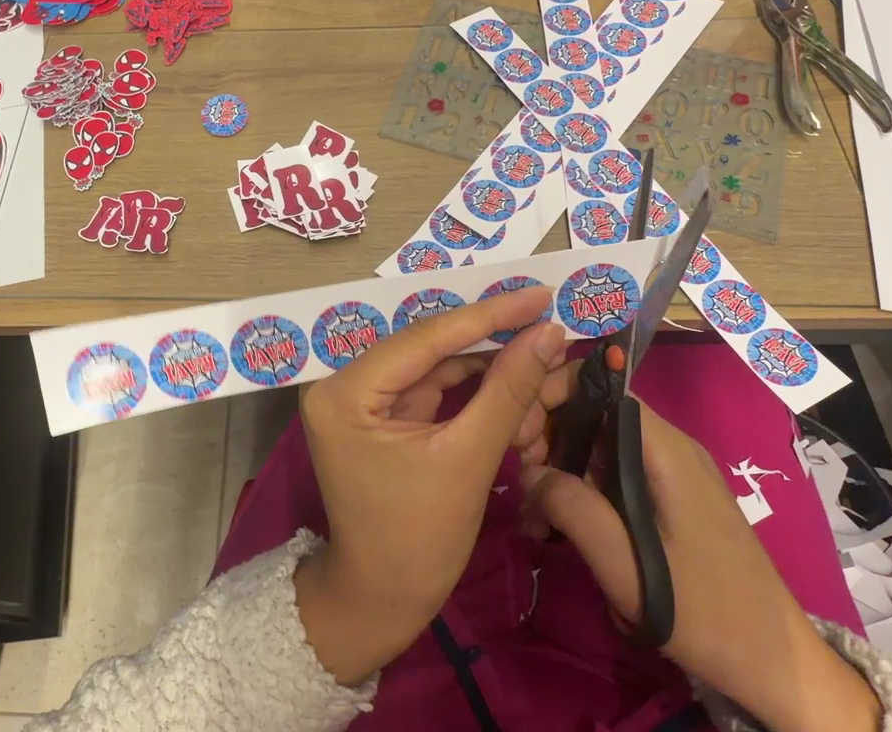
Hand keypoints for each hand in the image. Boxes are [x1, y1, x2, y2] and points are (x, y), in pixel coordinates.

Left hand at [293, 288, 568, 685]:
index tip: (539, 293)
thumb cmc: (418, 539)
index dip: (488, 314)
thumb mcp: (468, 459)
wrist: (383, 599)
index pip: (425, 338)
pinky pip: (429, 386)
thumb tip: (549, 332)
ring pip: (432, 363)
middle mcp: (342, 384)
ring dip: (485, 363)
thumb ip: (508, 389)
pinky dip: (470, 385)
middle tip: (544, 311)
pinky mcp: (378, 413)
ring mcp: (359, 398)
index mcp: (345, 391)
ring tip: (538, 347)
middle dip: (489, 335)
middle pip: (427, 345)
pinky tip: (510, 375)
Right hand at [516, 367, 880, 731]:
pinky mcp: (669, 500)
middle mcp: (668, 449)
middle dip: (548, 441)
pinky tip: (561, 530)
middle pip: (594, 416)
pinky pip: (614, 477)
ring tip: (536, 521)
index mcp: (664, 450)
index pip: (600, 386)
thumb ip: (571, 506)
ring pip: (599, 449)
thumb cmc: (703, 609)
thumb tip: (528, 472)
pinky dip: (582, 493)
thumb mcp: (625, 563)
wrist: (773, 662)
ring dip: (561, 474)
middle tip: (524, 490)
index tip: (521, 439)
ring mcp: (670, 474)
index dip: (552, 397)